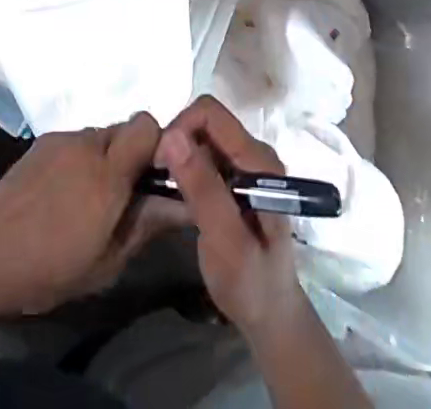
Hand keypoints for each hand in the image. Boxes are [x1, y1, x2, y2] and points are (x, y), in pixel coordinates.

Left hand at [0, 113, 173, 315]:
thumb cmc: (49, 268)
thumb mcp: (108, 261)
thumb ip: (146, 225)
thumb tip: (184, 206)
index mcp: (108, 174)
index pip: (147, 125)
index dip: (159, 145)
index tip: (158, 177)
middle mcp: (86, 145)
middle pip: (125, 129)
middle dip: (134, 155)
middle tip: (127, 195)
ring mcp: (60, 140)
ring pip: (100, 136)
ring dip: (107, 158)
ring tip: (91, 199)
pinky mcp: (40, 143)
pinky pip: (75, 142)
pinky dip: (81, 160)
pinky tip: (65, 194)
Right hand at [157, 96, 309, 340]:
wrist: (270, 315)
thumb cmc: (250, 282)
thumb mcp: (225, 240)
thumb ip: (202, 187)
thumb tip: (171, 136)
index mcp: (259, 161)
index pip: (210, 114)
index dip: (180, 129)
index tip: (160, 164)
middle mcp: (254, 154)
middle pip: (203, 120)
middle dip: (175, 140)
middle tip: (160, 179)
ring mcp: (244, 165)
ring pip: (199, 135)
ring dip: (176, 154)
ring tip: (165, 188)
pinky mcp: (232, 177)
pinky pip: (201, 153)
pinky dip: (182, 165)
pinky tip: (175, 192)